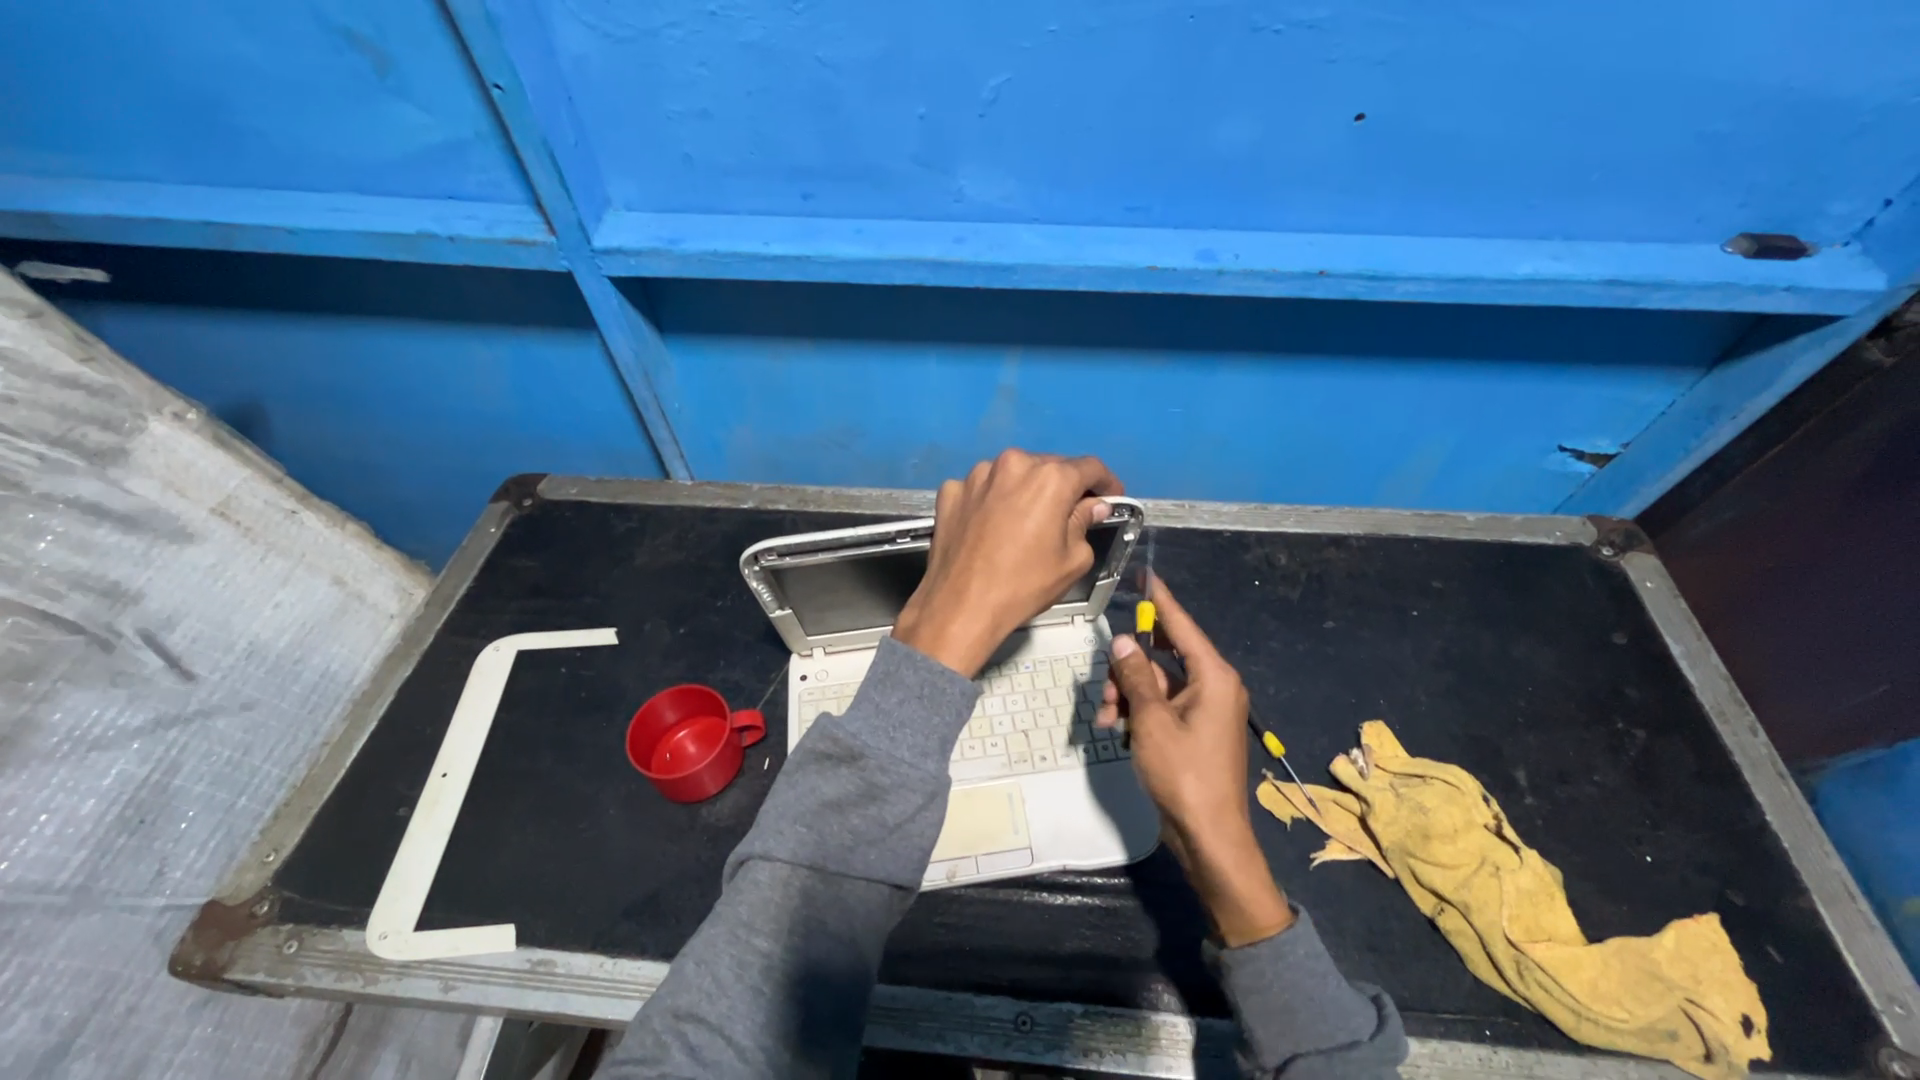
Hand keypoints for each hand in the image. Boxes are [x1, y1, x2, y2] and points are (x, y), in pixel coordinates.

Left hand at [893, 449, 1122, 676]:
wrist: (960, 606)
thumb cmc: (1023, 585)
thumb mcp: (1072, 560)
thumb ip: (1085, 523)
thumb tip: (1091, 506)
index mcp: (1050, 478)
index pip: (1089, 467)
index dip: (1106, 482)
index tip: (1110, 496)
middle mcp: (1013, 464)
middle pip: (1048, 467)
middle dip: (1063, 486)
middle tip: (1069, 512)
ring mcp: (976, 475)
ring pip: (1012, 475)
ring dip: (1024, 490)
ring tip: (1025, 521)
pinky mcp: (951, 491)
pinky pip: (981, 489)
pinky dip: (991, 500)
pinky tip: (991, 526)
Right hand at [1103, 576, 1294, 945]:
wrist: (1209, 835)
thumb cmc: (1184, 774)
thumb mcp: (1152, 720)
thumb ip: (1136, 676)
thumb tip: (1125, 640)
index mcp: (1214, 677)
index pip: (1182, 626)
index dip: (1161, 599)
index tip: (1145, 574)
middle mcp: (1214, 687)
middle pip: (1162, 657)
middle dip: (1128, 670)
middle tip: (1105, 692)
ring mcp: (1205, 711)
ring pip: (1156, 684)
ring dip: (1127, 695)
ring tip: (1106, 720)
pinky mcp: (1194, 732)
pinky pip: (1161, 707)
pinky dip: (1138, 713)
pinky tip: (1116, 730)